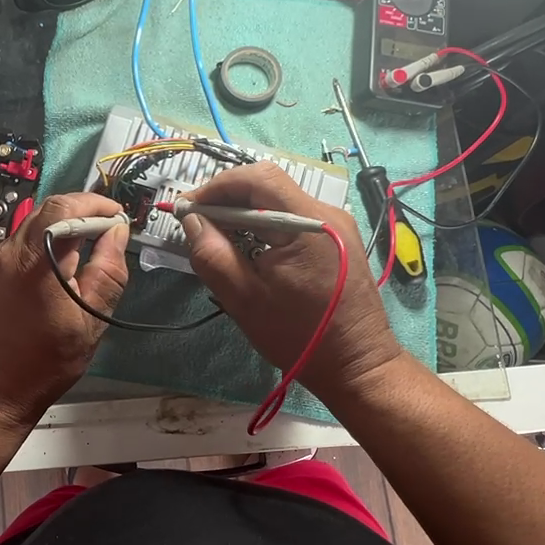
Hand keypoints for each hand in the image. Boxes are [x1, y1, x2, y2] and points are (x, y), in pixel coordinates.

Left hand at [0, 193, 130, 429]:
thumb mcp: (90, 322)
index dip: (94, 203)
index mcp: (37, 263)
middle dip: (78, 211)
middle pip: (45, 210)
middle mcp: (8, 253)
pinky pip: (13, 246)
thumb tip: (116, 233)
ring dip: (56, 228)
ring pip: (28, 226)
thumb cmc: (45, 363)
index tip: (115, 215)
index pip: (65, 207)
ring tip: (80, 249)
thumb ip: (108, 273)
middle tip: (103, 227)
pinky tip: (50, 270)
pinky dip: (36, 245)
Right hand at [180, 163, 405, 390]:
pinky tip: (246, 243)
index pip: (258, 179)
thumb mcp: (244, 299)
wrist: (357, 365)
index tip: (187, 208)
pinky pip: (292, 216)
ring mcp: (335, 224)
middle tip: (197, 219)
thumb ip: (212, 255)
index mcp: (308, 224)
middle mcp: (327, 213)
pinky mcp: (336, 238)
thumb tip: (191, 221)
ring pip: (279, 198)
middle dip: (227, 196)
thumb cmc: (298, 336)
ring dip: (243, 209)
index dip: (216, 186)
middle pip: (268, 184)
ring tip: (216, 232)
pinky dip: (263, 221)